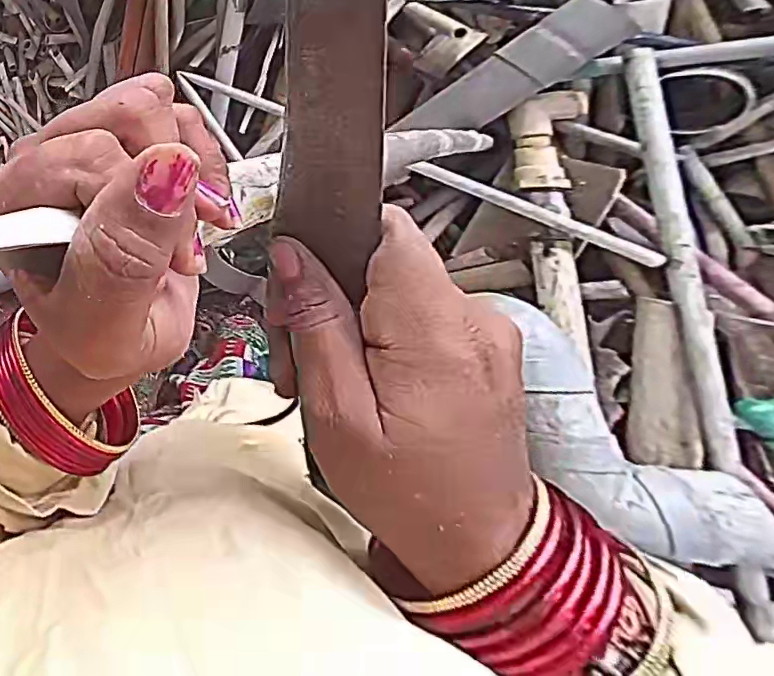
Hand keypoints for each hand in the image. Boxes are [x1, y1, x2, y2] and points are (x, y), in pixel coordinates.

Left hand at [0, 75, 233, 417]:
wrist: (117, 336)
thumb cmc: (95, 334)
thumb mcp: (105, 320)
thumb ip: (126, 253)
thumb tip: (163, 169)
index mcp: (10, 204)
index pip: (86, 156)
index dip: (138, 205)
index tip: (158, 258)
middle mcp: (36, 165)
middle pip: (119, 119)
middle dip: (168, 189)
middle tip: (174, 247)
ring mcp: (77, 147)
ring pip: (146, 105)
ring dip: (187, 167)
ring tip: (184, 224)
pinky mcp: (118, 144)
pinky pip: (171, 116)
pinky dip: (199, 159)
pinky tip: (192, 205)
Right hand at [265, 205, 532, 596]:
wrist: (478, 544)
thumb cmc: (407, 490)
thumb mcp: (335, 408)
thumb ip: (316, 320)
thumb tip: (292, 255)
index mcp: (439, 334)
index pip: (388, 229)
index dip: (330, 234)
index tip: (295, 269)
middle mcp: (474, 322)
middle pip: (374, 256)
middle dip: (320, 286)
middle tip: (294, 340)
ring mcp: (480, 332)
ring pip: (383, 279)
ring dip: (338, 310)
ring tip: (320, 365)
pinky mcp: (474, 342)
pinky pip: (404, 304)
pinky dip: (365, 326)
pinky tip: (348, 366)